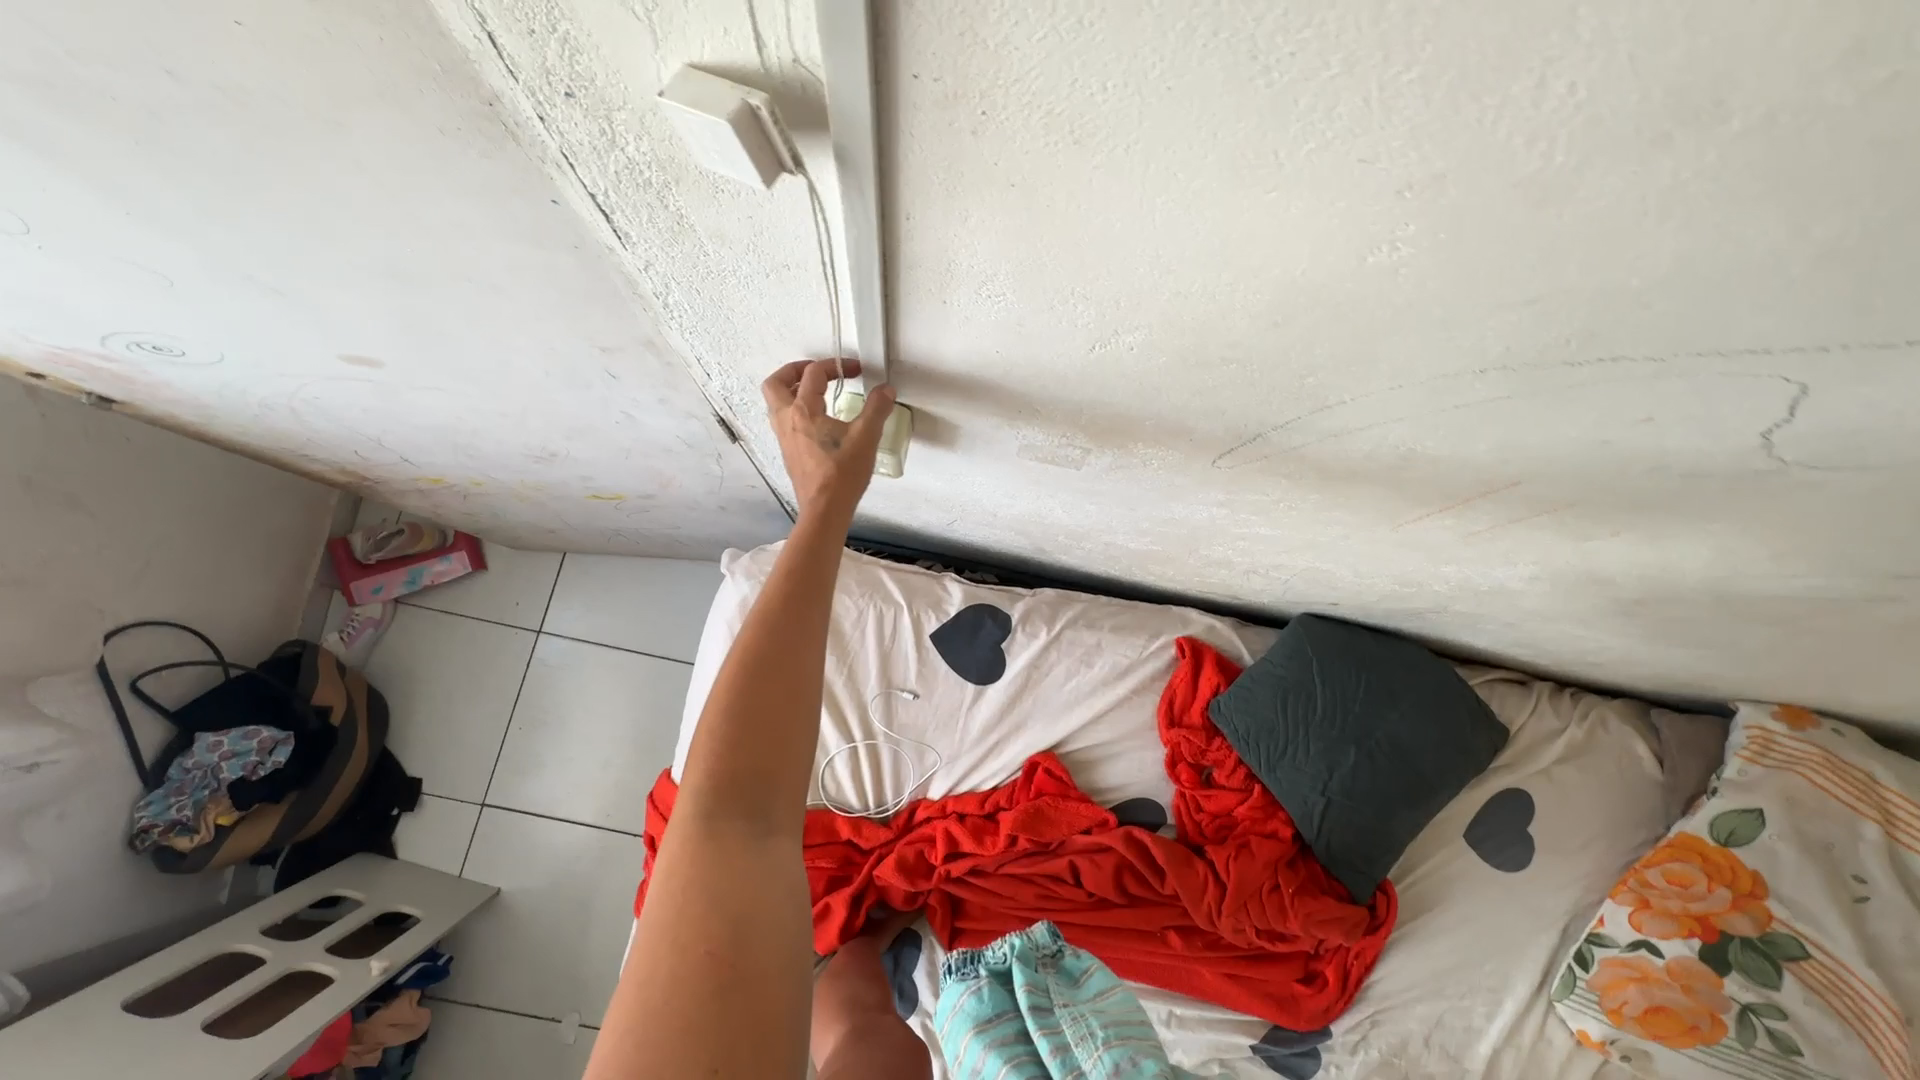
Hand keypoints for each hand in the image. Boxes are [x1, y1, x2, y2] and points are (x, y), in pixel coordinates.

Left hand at [761, 359, 896, 523]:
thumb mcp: (866, 437)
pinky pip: (783, 422)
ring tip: (815, 392)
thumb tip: (885, 391)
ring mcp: (785, 438)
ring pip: (775, 403)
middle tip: (816, 371)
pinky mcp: (789, 453)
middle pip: (776, 383)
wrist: (825, 509)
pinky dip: (795, 411)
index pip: (813, 374)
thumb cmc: (841, 475)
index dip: (835, 365)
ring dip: (791, 391)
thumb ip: (877, 408)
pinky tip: (817, 420)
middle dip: (794, 371)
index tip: (853, 370)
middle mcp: (787, 421)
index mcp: (803, 411)